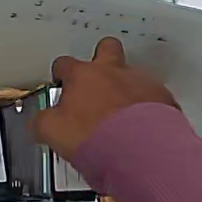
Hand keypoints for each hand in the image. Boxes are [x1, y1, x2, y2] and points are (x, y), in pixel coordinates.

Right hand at [29, 37, 177, 160]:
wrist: (142, 152)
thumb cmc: (98, 139)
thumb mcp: (53, 133)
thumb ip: (42, 123)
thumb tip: (37, 124)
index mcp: (83, 76)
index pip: (64, 64)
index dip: (61, 74)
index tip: (61, 83)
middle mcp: (114, 72)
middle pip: (106, 48)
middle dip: (100, 59)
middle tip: (95, 81)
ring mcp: (141, 83)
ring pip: (132, 73)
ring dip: (126, 87)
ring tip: (121, 114)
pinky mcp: (163, 99)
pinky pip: (154, 96)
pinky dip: (147, 108)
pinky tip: (142, 128)